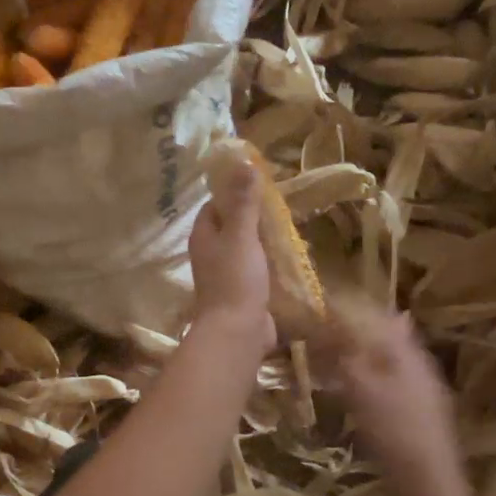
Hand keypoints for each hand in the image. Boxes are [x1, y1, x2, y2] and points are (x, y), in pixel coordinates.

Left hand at [188, 159, 273, 351]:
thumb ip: (243, 201)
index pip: (214, 205)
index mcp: (204, 236)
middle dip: (253, 216)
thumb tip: (242, 163)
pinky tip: (291, 257)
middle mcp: (210, 253)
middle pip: (230, 226)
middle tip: (281, 205)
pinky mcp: (243, 292)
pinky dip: (270, 262)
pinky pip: (256, 270)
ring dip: (263, 240)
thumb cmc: (235, 278)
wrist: (237, 331)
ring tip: (290, 227)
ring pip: (245, 248)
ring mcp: (226, 274)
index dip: (233, 192)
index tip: (259, 183)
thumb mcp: (241, 234)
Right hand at [315, 301, 457, 475]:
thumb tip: (325, 325)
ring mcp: (424, 387)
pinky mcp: (421, 410)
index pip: (377, 315)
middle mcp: (420, 362)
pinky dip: (369, 377)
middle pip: (385, 335)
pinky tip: (354, 391)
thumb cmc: (391, 427)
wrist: (426, 478)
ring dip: (361, 355)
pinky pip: (390, 380)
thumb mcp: (358, 385)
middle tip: (323, 336)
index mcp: (406, 350)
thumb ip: (342, 352)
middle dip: (355, 332)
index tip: (321, 311)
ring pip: (388, 359)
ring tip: (332, 361)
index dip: (349, 310)